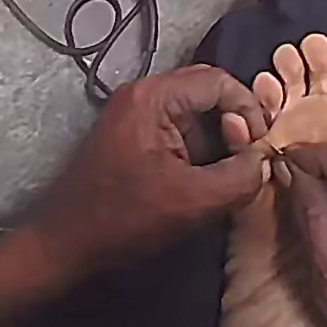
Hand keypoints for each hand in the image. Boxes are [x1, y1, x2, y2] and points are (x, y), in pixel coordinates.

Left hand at [25, 65, 270, 275]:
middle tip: (247, 156)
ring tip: (228, 171)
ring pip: (196, 110)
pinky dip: (200, 147)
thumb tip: (263, 159)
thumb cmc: (123, 219)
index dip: (248, 110)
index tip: (260, 147)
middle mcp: (144, 93)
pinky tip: (204, 177)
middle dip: (235, 120)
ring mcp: (136, 111)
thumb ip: (239, 177)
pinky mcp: (134, 133)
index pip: (220, 82)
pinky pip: (180, 127)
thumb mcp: (192, 201)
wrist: (63, 245)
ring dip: (218, 136)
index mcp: (154, 97)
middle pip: (208, 89)